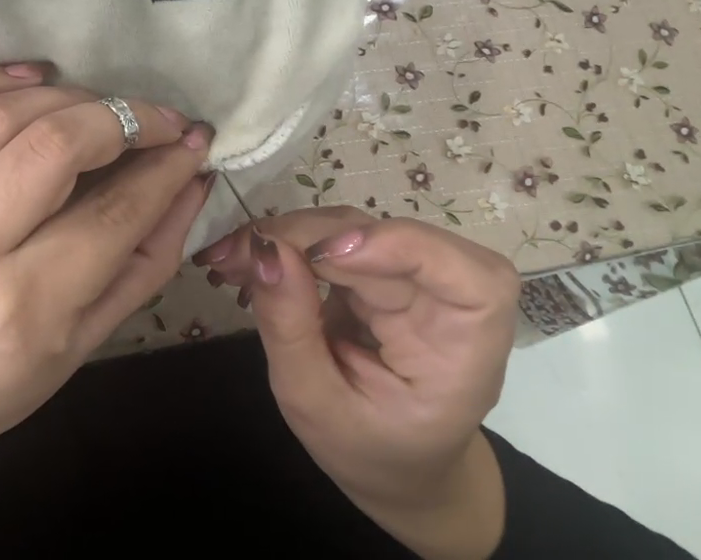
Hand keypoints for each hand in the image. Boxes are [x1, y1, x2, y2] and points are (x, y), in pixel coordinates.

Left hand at [0, 63, 212, 522]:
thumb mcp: (86, 342)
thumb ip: (145, 260)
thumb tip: (191, 181)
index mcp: (25, 306)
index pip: (112, 213)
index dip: (163, 169)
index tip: (193, 143)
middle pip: (52, 147)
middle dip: (120, 120)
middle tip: (156, 122)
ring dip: (62, 95)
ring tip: (101, 106)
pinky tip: (32, 75)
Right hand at [199, 208, 520, 559]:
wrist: (394, 471)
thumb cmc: (366, 452)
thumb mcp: (314, 403)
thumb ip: (290, 329)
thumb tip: (264, 252)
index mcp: (462, 354)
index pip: (472, 279)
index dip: (403, 247)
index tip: (324, 254)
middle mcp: (447, 305)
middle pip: (389, 239)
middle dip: (307, 236)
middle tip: (234, 254)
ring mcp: (412, 284)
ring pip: (353, 230)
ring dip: (287, 234)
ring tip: (229, 259)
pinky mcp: (379, 276)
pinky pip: (332, 241)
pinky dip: (286, 244)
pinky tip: (247, 261)